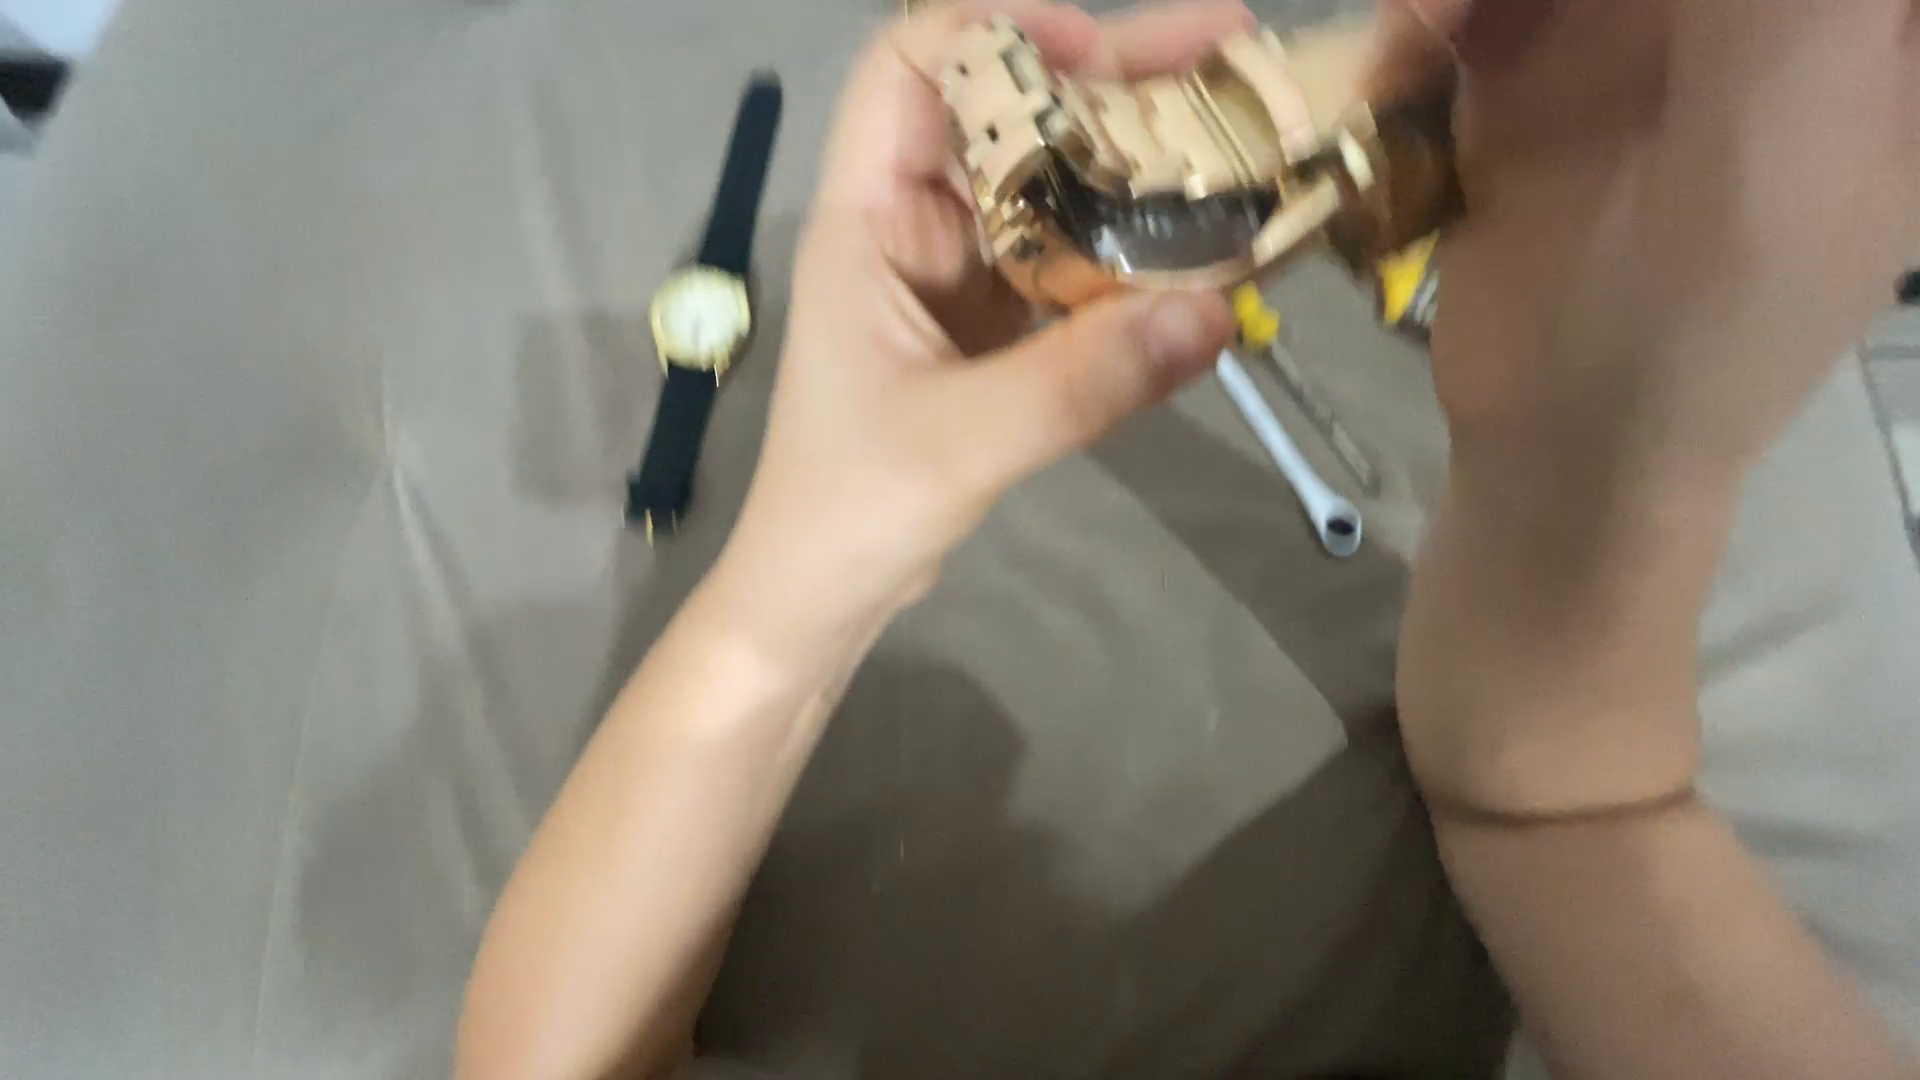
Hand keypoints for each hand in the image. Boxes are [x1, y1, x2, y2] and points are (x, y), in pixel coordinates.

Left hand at [709, 1, 1242, 658]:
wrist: (825, 589)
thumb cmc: (852, 509)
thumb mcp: (961, 442)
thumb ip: (1080, 382)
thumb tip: (1217, 315)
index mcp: (866, 225)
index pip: (910, 69)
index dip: (1000, 33)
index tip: (1104, 55)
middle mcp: (907, 239)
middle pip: (1002, 123)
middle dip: (1108, 89)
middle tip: (1229, 65)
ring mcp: (951, 290)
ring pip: (1042, 201)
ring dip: (1129, 179)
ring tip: (1235, 155)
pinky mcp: (985, 343)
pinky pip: (1060, 277)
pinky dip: (1120, 266)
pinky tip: (1191, 262)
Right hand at [1389, 0, 1919, 813]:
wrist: (1553, 447)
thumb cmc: (1688, 333)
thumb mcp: (1770, 152)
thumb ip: (1775, 10)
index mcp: (1856, 20)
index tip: (1595, 4)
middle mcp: (1732, 23)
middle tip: (1459, 11)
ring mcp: (1616, 54)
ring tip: (1416, 37)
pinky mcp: (1514, 107)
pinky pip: (1467, 23)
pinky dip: (1424, 29)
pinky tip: (1398, 66)